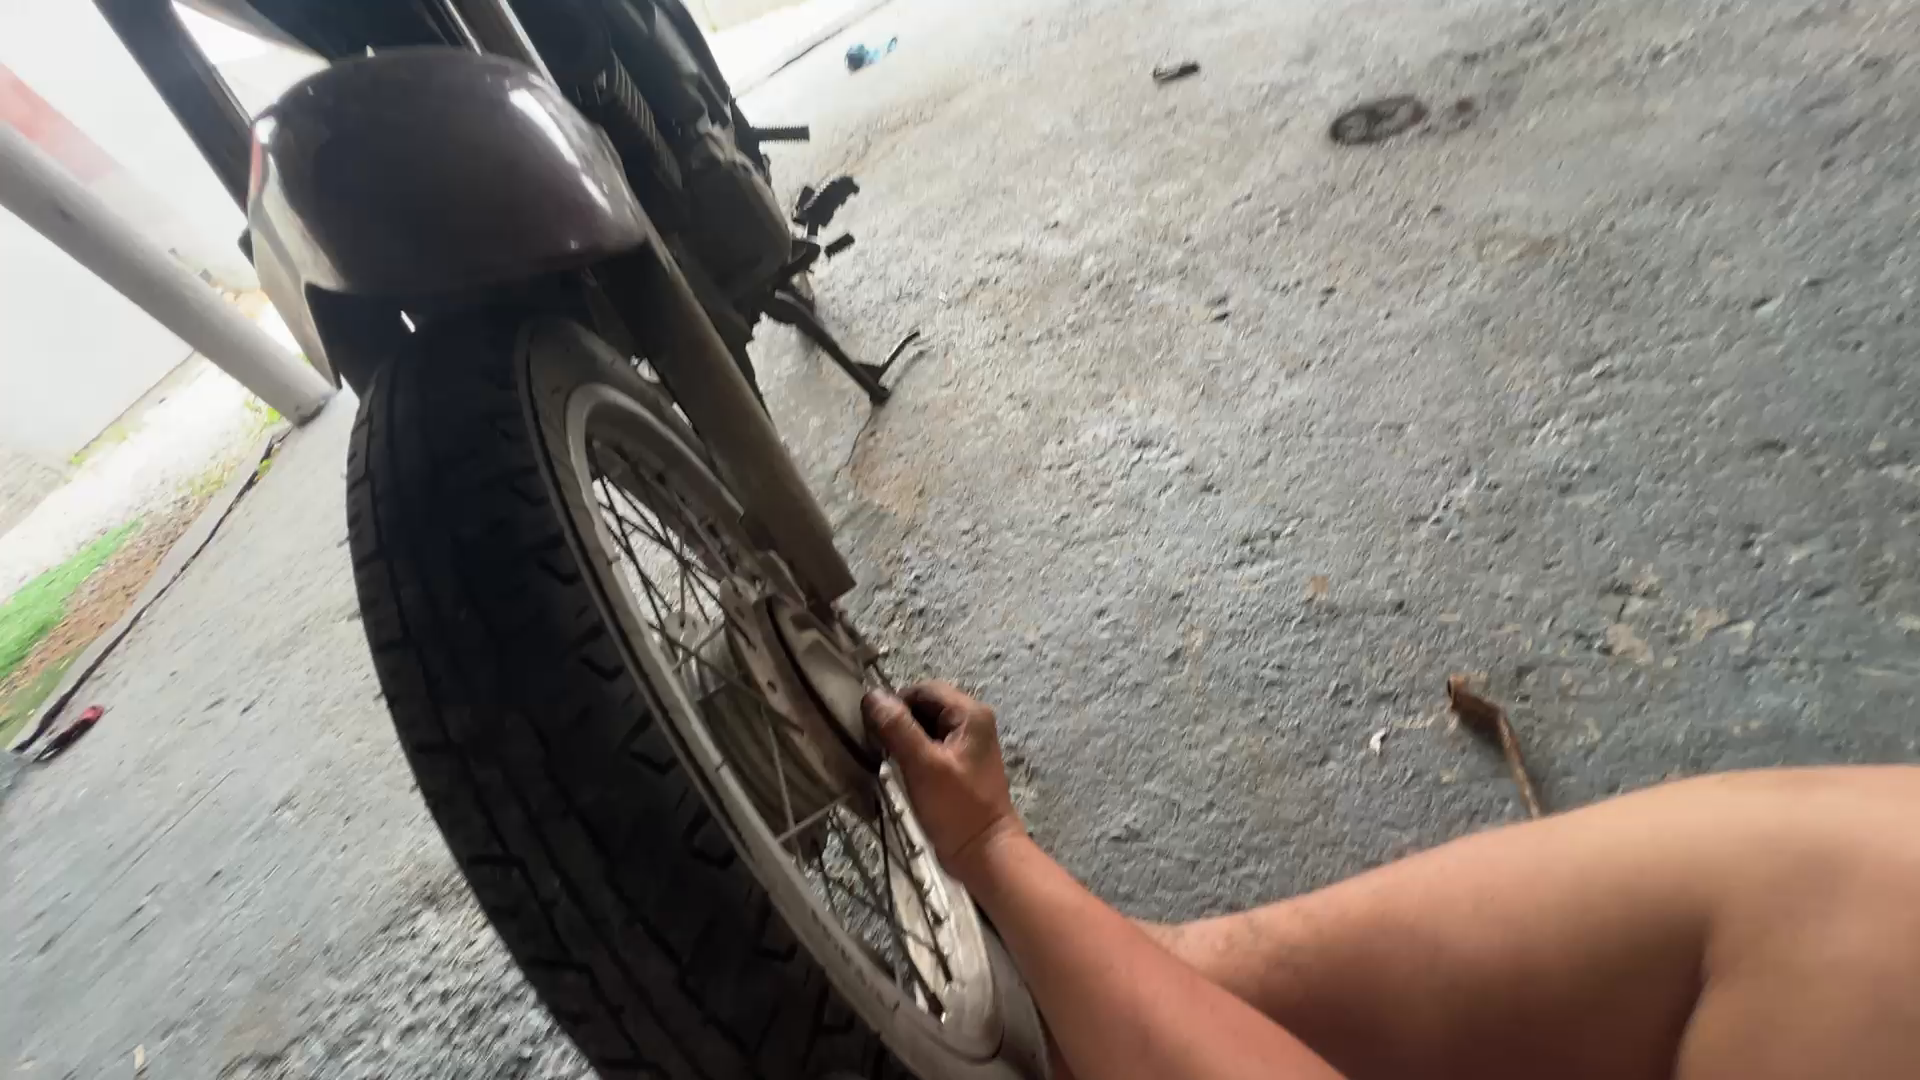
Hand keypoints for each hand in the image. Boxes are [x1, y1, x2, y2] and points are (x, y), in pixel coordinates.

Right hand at [863, 681, 1024, 887]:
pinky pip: (932, 744)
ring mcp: (968, 742)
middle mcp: (973, 721)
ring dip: (905, 738)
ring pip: (927, 726)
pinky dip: (915, 752)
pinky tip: (902, 770)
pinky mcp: (960, 762)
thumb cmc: (956, 808)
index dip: (897, 703)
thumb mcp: (923, 765)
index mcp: (970, 713)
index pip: (924, 690)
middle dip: (900, 722)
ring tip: (889, 760)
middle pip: (926, 706)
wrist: (984, 853)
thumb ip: (897, 728)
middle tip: (880, 746)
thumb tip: (872, 696)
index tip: (875, 728)